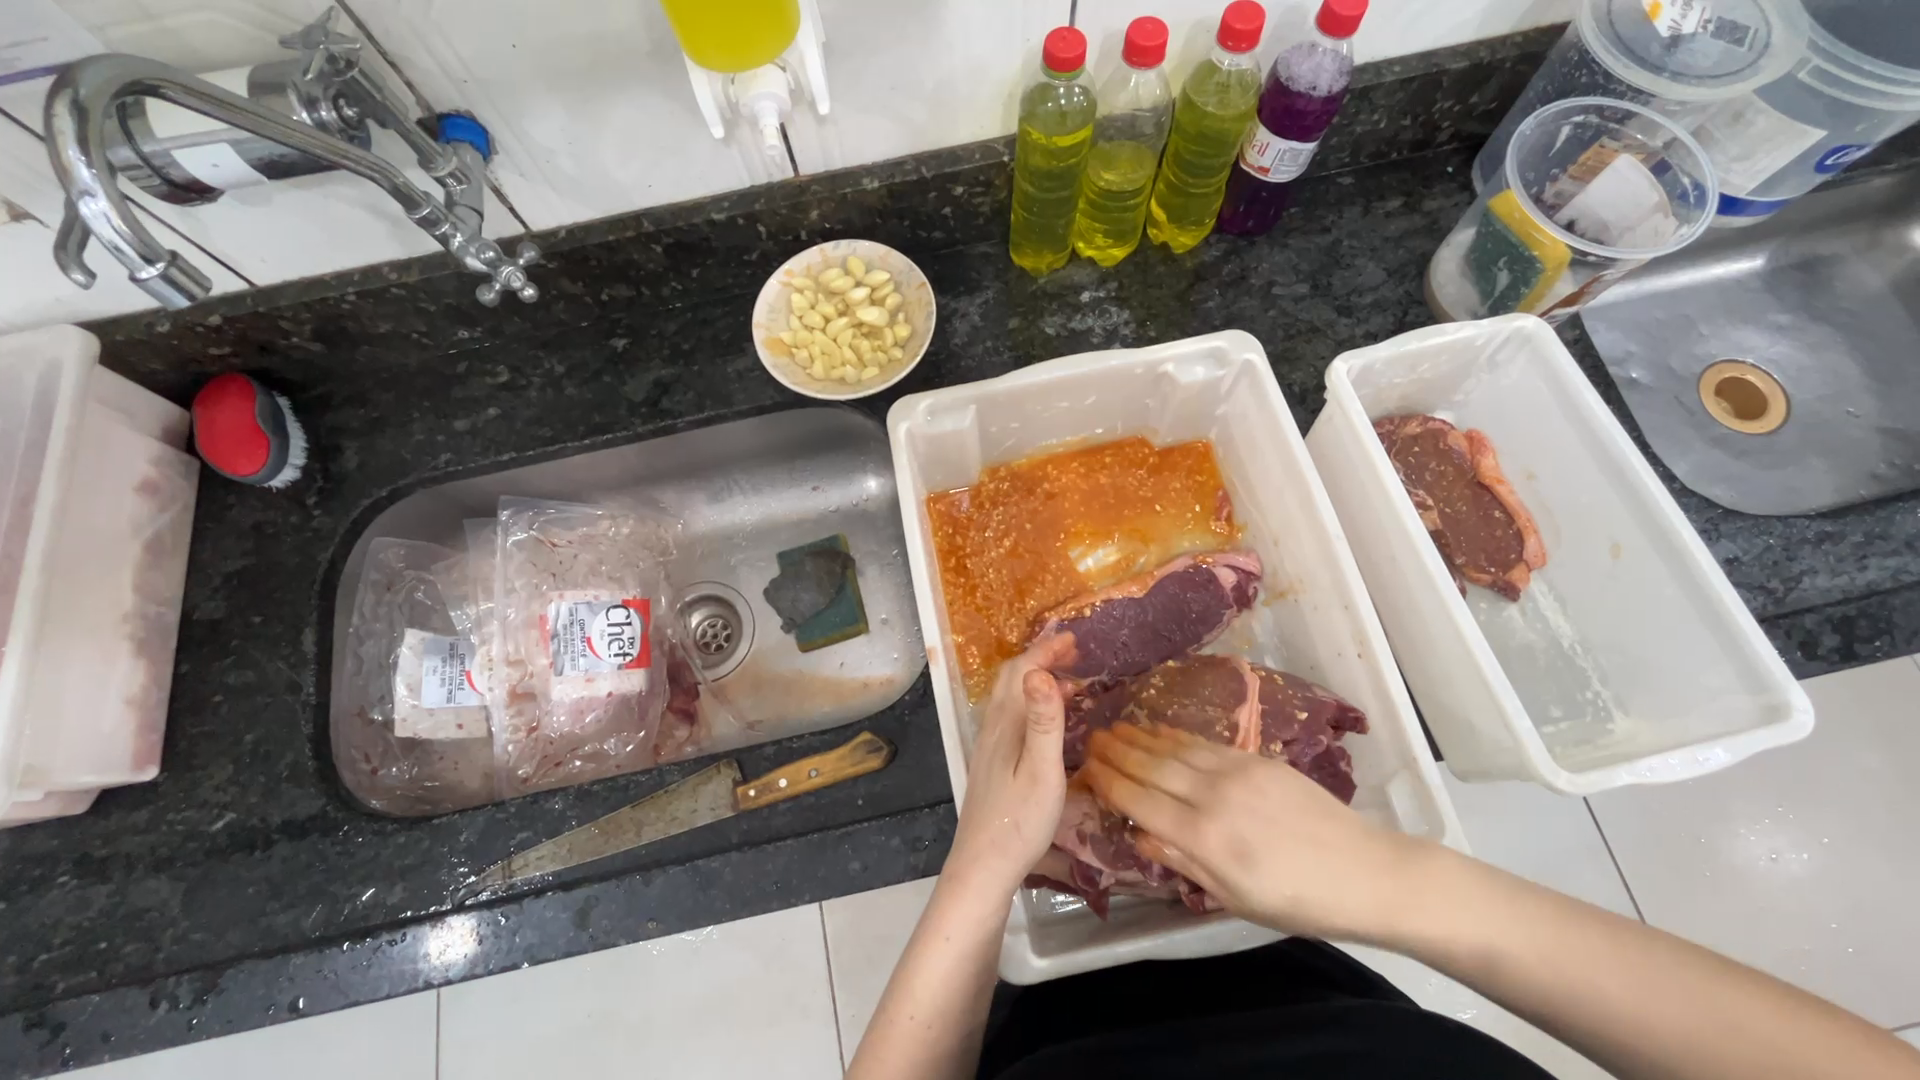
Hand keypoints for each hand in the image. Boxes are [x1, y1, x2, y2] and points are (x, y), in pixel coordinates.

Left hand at [943, 636, 1072, 896]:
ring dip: (1034, 679)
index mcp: (1006, 726)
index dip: (1046, 651)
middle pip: (1011, 680)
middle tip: (1072, 650)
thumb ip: (1043, 722)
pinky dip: (1030, 703)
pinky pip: (1010, 717)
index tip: (1073, 638)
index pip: (1023, 673)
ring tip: (1066, 678)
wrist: (983, 866)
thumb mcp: (1041, 771)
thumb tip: (1039, 671)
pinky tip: (1046, 721)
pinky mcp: (991, 764)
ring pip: (1009, 698)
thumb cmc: (1020, 822)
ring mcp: (989, 746)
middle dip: (1040, 658)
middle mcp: (993, 729)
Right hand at [1081, 723, 1424, 942]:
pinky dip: (1175, 736)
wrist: (1365, 872)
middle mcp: (1213, 798)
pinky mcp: (1257, 761)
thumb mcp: (1233, 898)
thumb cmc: (1296, 900)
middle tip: (1090, 739)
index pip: (1140, 802)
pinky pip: (1204, 744)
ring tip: (1114, 729)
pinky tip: (1158, 731)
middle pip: (1152, 768)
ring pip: (1175, 750)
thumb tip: (1139, 836)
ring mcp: (1236, 773)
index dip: (1110, 783)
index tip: (1086, 769)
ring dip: (1140, 738)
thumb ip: (1183, 863)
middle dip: (1117, 753)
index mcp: (1204, 839)